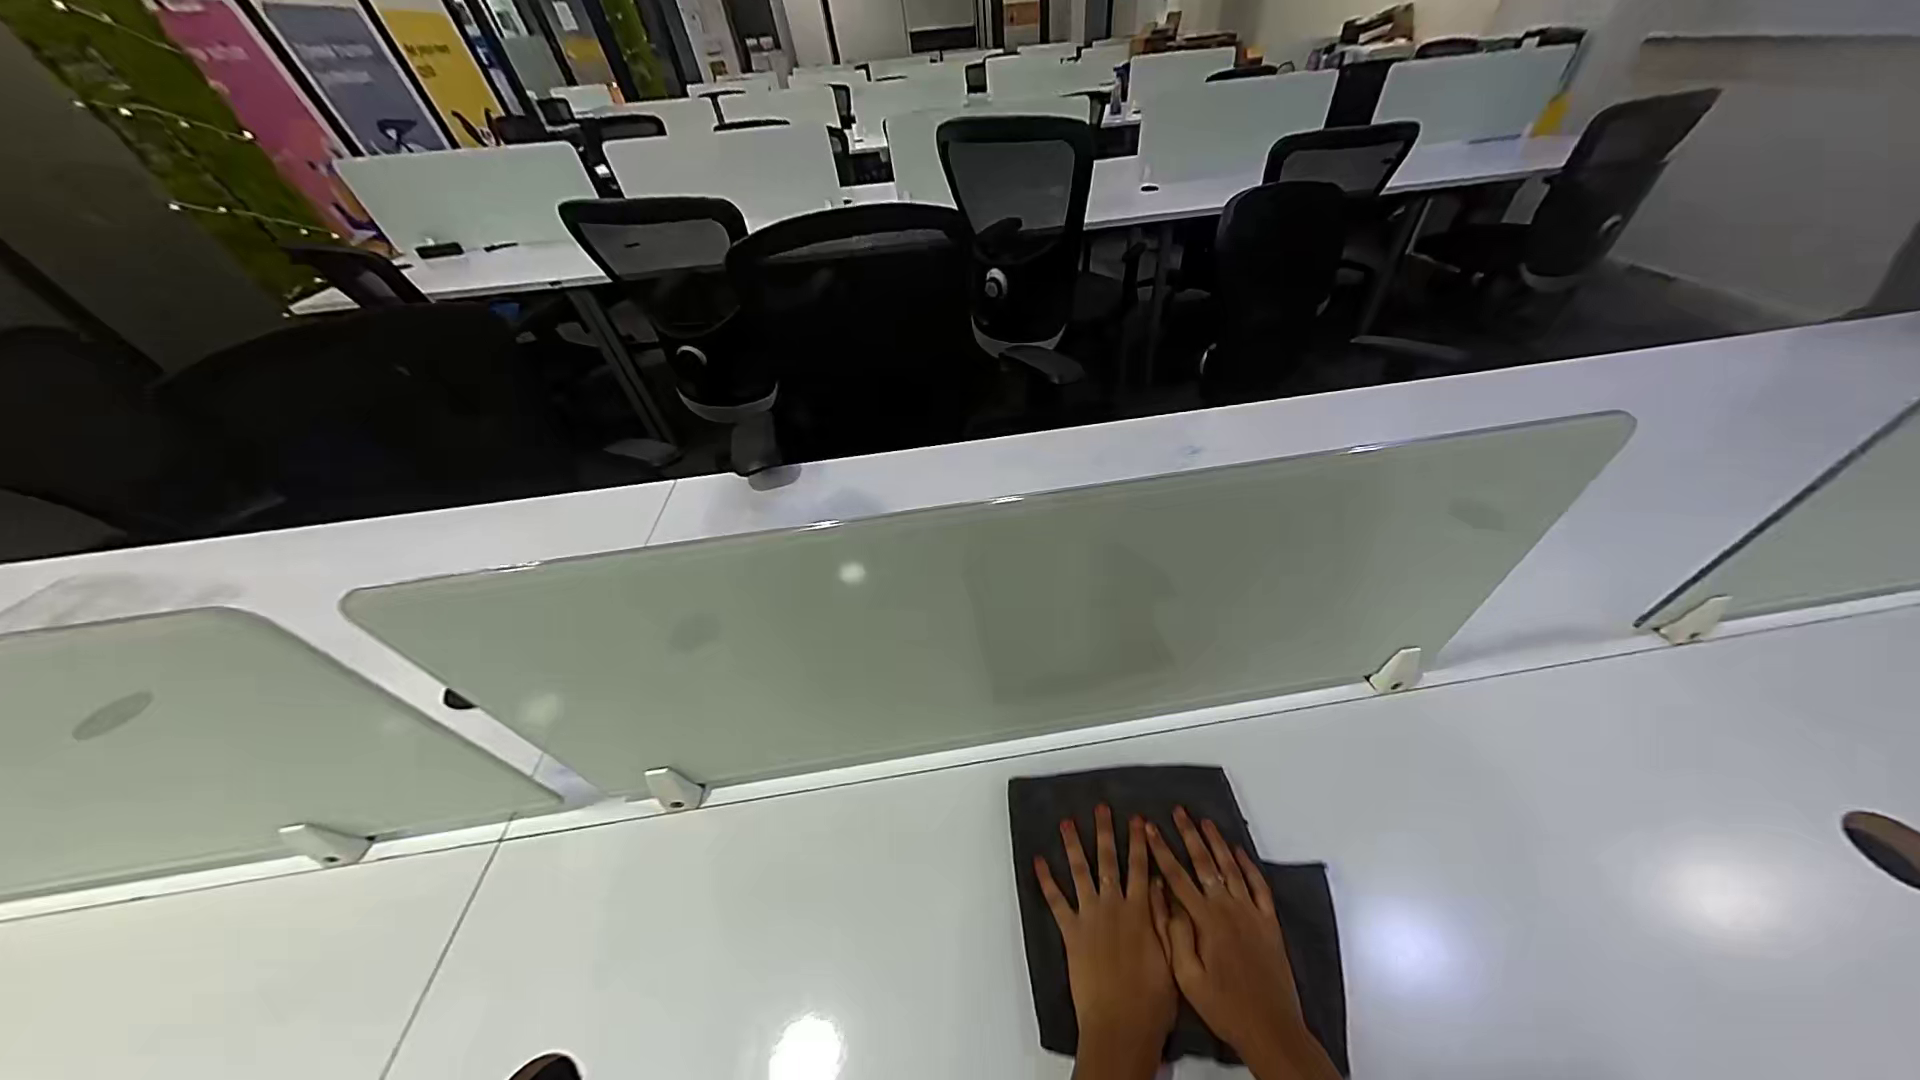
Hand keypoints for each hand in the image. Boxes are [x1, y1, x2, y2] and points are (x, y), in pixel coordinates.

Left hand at [1035, 805, 1177, 1079]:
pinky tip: (1038, 862)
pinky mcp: (1071, 932)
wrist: (1122, 1025)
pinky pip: (1055, 900)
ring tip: (1066, 823)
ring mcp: (1090, 917)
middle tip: (1102, 808)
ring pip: (1080, 871)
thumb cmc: (1153, 1000)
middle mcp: (1114, 907)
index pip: (1142, 868)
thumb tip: (1162, 886)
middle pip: (1110, 861)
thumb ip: (1166, 920)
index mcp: (1140, 912)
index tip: (1139, 820)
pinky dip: (1046, 880)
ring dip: (1073, 845)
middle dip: (1106, 832)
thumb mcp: (1173, 958)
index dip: (1140, 843)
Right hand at [1145, 807, 1338, 1079]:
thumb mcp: (1187, 978)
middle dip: (1189, 835)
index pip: (1177, 876)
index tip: (1149, 828)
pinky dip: (1249, 865)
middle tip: (1178, 812)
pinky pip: (1259, 886)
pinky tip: (1239, 852)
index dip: (1161, 849)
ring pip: (1231, 868)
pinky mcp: (1269, 924)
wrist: (1272, 1030)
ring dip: (1217, 842)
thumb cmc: (1224, 1007)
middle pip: (1205, 863)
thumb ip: (1174, 934)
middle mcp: (1228, 909)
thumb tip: (1161, 896)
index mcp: (1205, 921)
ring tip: (1205, 821)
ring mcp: (1251, 914)